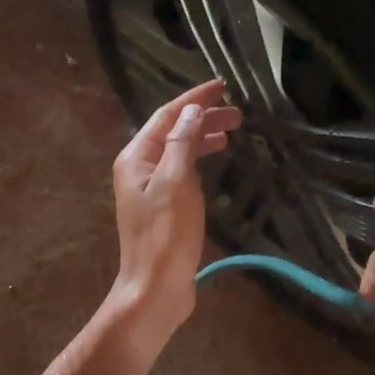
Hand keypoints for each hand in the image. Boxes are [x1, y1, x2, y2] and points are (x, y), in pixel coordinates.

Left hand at [108, 79, 241, 336]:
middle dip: (202, 118)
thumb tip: (192, 111)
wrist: (154, 289)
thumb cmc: (165, 235)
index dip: (194, 99)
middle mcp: (138, 169)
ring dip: (203, 138)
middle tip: (238, 114)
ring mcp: (149, 190)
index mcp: (136, 158)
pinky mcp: (162, 209)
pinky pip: (182, 172)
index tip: (223, 85)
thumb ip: (182, 143)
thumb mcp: (176, 183)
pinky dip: (199, 160)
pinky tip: (216, 162)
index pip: (166, 115)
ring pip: (178, 151)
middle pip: (172, 131)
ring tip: (232, 132)